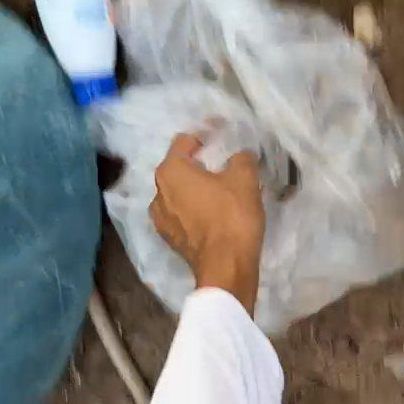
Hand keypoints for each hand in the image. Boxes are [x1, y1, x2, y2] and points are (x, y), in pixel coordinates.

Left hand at [151, 132, 265, 315]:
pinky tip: (213, 217)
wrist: (226, 267)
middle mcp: (157, 191)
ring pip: (180, 194)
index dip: (206, 136)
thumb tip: (239, 156)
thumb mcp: (245, 178)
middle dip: (201, 166)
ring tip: (220, 195)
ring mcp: (160, 218)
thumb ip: (241, 158)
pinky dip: (195, 212)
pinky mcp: (170, 239)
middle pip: (180, 168)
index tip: (224, 140)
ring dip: (197, 190)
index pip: (185, 141)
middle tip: (225, 169)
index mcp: (171, 170)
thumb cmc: (232, 216)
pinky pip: (182, 216)